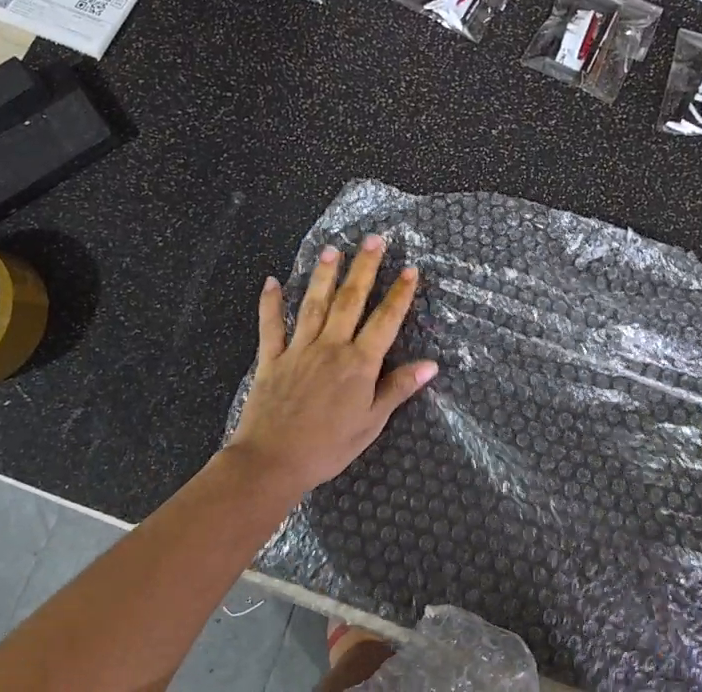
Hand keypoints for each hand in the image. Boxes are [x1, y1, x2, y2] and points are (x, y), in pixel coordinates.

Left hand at [228, 235, 437, 499]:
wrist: (272, 462)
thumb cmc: (328, 447)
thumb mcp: (371, 423)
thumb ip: (398, 389)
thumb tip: (431, 364)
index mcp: (359, 364)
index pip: (385, 321)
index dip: (399, 294)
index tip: (410, 269)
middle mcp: (331, 347)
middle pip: (350, 300)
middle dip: (364, 268)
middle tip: (373, 239)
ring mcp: (299, 349)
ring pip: (314, 304)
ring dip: (324, 274)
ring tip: (332, 248)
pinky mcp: (271, 359)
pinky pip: (271, 325)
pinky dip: (271, 303)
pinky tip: (272, 281)